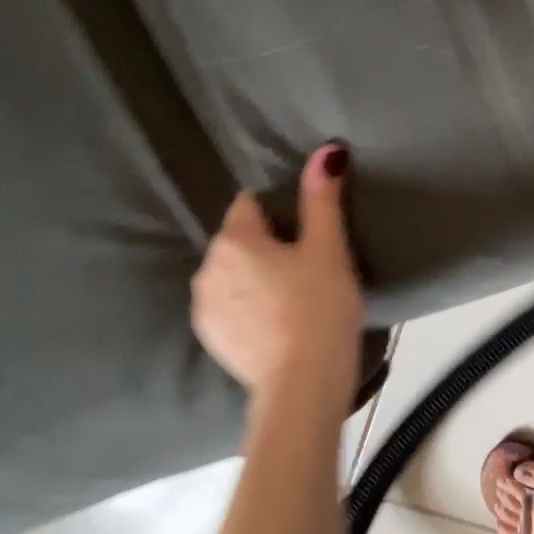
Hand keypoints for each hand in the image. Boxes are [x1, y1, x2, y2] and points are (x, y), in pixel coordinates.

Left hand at [191, 142, 364, 419]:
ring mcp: (204, 307)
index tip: (309, 232)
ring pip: (233, 277)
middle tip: (311, 266)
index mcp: (235, 240)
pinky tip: (280, 324)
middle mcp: (207, 268)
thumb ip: (322, 200)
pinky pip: (231, 308)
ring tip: (297, 298)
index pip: (251, 204)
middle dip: (268, 247)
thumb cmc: (320, 307)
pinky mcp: (211, 339)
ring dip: (257, 279)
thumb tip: (326, 151)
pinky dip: (250, 309)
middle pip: (240, 242)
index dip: (282, 213)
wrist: (302, 382)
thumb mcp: (329, 250)